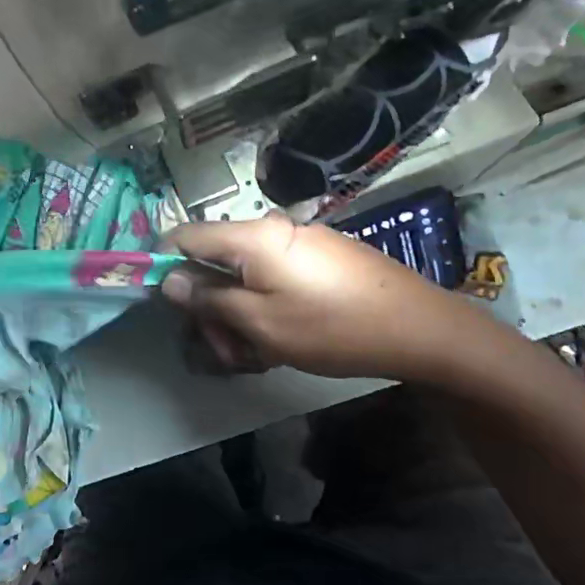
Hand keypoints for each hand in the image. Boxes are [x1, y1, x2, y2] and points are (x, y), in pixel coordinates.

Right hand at [160, 213, 481, 381]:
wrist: (417, 328)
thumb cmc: (331, 327)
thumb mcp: (260, 323)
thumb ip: (210, 299)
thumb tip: (170, 280)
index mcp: (252, 235)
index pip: (185, 235)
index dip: (167, 267)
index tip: (172, 308)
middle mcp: (272, 229)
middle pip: (216, 260)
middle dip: (211, 307)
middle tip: (227, 352)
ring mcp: (299, 242)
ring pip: (245, 275)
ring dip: (239, 314)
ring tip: (258, 355)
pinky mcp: (320, 258)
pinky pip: (274, 277)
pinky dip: (266, 307)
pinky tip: (282, 340)